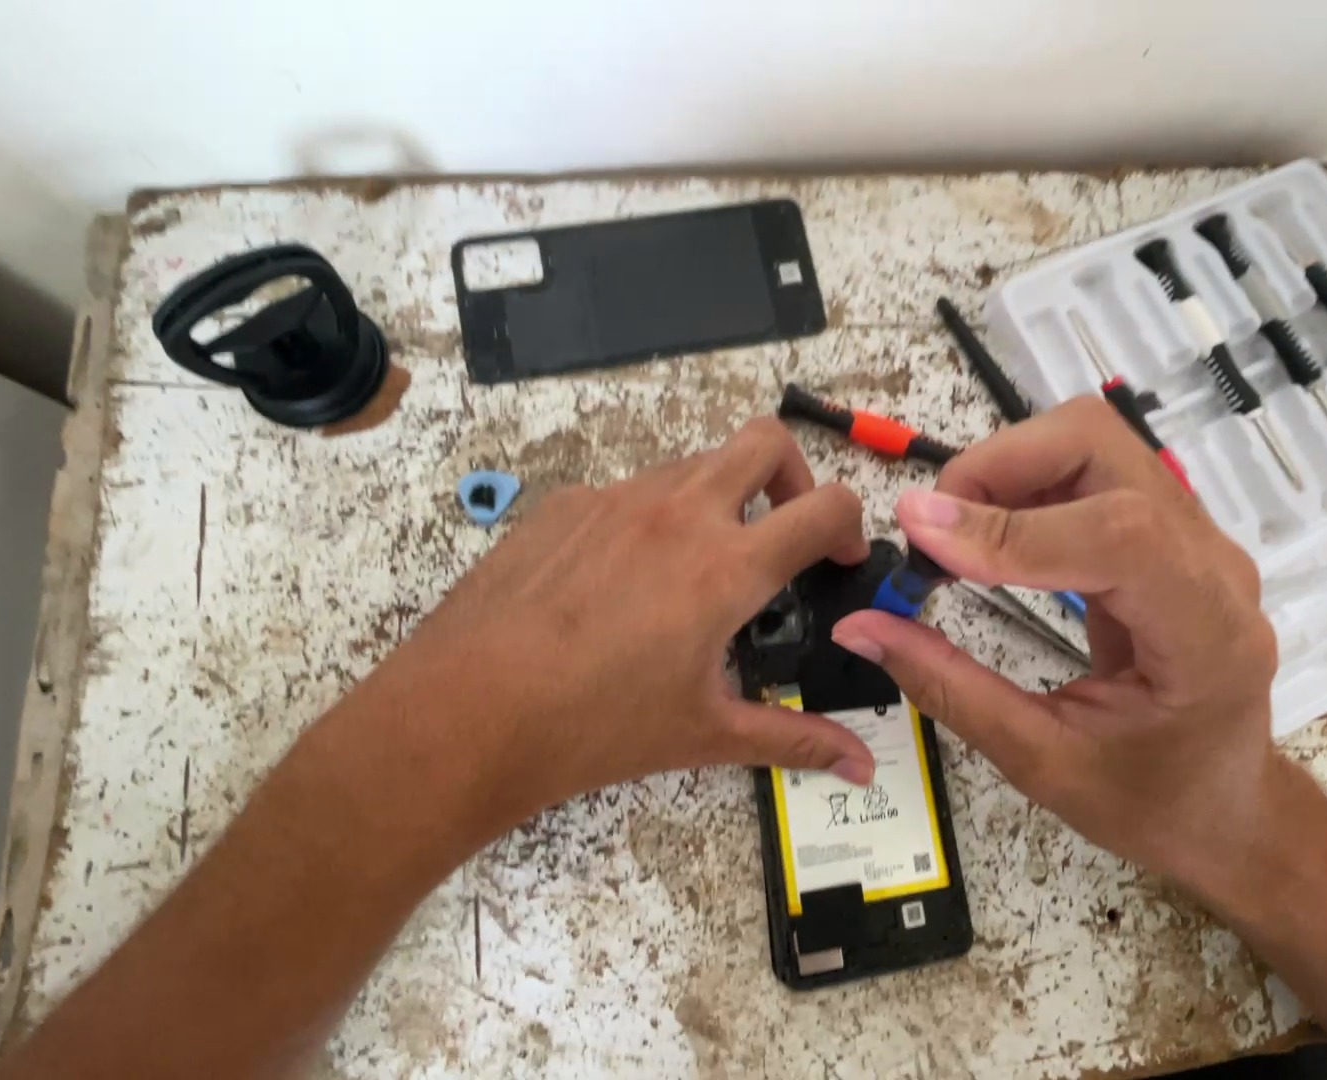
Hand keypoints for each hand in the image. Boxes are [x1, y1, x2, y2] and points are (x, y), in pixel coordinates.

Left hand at [336, 418, 876, 857]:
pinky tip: (621, 585)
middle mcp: (679, 511)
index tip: (834, 562)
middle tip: (779, 536)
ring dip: (721, 499)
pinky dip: (653, 519)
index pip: (826, 505)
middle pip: (765, 440)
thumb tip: (862, 765)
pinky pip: (632, 491)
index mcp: (726, 566)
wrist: (463, 714)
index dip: (848, 526)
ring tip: (697, 572)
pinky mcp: (566, 504)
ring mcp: (616, 498)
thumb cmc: (596, 727)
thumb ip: (796, 742)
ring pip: (696, 464)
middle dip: (793, 476)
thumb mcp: (706, 734)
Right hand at [829, 398, 1283, 893]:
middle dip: (996, 467)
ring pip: (1089, 441)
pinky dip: (1018, 484)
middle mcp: (1210, 562)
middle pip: (1099, 445)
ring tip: (948, 534)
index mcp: (1205, 634)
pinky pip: (1085, 470)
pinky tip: (982, 536)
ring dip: (1002, 469)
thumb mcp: (1041, 763)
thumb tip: (860, 625)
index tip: (915, 533)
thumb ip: (948, 686)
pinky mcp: (1161, 530)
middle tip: (929, 528)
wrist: (1227, 805)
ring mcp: (1192, 536)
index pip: (1117, 535)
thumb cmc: (1150, 800)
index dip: (1007, 527)